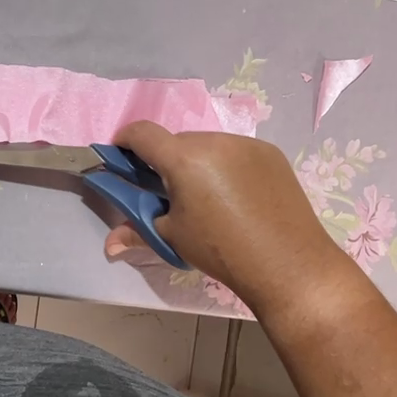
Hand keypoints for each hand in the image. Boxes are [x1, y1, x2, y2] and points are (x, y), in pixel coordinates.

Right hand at [102, 122, 354, 313]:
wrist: (287, 262)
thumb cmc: (221, 250)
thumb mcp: (174, 238)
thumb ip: (137, 231)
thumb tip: (109, 246)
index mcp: (184, 159)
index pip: (142, 133)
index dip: (124, 140)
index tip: (120, 157)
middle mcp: (214, 141)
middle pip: (176, 141)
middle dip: (163, 160)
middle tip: (166, 192)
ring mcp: (246, 144)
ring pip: (206, 144)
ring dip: (195, 162)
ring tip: (204, 198)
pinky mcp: (269, 153)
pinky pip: (234, 151)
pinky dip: (224, 166)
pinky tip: (233, 196)